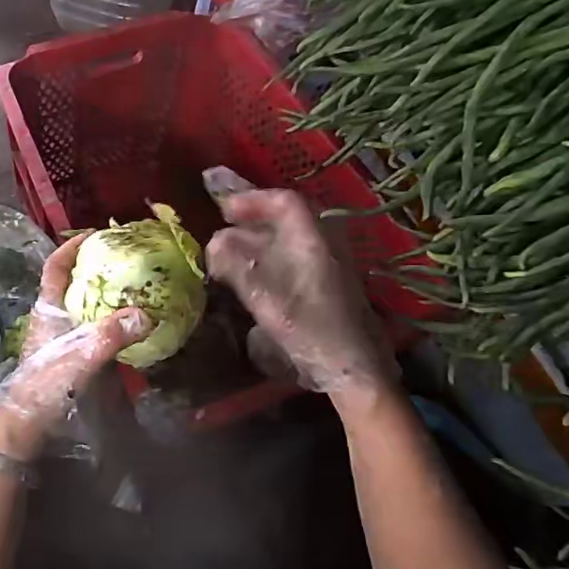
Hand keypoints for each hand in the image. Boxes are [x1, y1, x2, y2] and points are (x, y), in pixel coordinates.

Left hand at [0, 232, 151, 458]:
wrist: (27, 425)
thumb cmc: (45, 386)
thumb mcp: (79, 359)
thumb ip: (109, 337)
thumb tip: (144, 314)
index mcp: (48, 309)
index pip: (54, 267)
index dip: (71, 247)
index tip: (95, 235)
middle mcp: (53, 318)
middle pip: (71, 282)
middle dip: (94, 267)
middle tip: (125, 260)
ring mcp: (60, 337)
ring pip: (82, 304)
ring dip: (103, 294)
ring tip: (133, 287)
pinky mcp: (69, 355)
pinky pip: (90, 326)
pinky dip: (108, 319)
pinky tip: (128, 325)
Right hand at [206, 186, 398, 395]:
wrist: (353, 368)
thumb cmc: (309, 327)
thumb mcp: (263, 296)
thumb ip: (234, 264)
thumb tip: (214, 242)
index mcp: (312, 238)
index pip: (284, 202)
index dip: (252, 200)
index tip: (224, 209)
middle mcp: (323, 244)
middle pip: (287, 218)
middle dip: (253, 219)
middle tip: (224, 224)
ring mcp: (328, 266)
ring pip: (290, 240)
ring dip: (259, 239)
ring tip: (230, 250)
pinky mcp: (327, 287)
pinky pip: (294, 258)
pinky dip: (269, 258)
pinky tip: (252, 275)